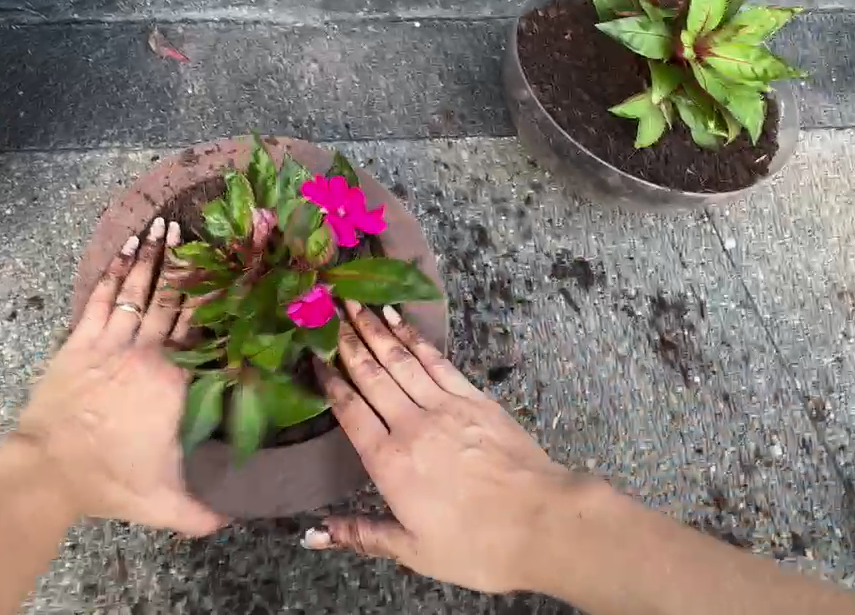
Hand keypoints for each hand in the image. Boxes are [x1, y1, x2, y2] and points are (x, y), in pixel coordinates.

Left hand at [10, 218, 226, 536]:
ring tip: (163, 225)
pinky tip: (125, 250)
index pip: (200, 328)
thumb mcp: (164, 504)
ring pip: (137, 289)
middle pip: (171, 298)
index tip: (227, 269)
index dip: (214, 295)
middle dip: (185, 262)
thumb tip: (237, 516)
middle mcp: (147, 351)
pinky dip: (113, 272)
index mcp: (174, 380)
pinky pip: (101, 298)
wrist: (47, 472)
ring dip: (153, 256)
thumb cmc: (108, 482)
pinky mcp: (79, 341)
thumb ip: (204, 512)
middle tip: (194, 228)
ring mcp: (110, 341)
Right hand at [306, 300, 596, 593]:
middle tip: (326, 310)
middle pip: (370, 374)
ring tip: (353, 303)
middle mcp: (410, 424)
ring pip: (398, 359)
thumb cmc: (477, 546)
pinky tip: (397, 318)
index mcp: (389, 462)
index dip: (329, 380)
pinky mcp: (472, 396)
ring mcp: (442, 405)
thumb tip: (314, 534)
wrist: (541, 525)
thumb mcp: (413, 551)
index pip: (349, 410)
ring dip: (373, 328)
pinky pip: (434, 359)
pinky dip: (413, 336)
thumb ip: (363, 533)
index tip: (313, 354)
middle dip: (345, 340)